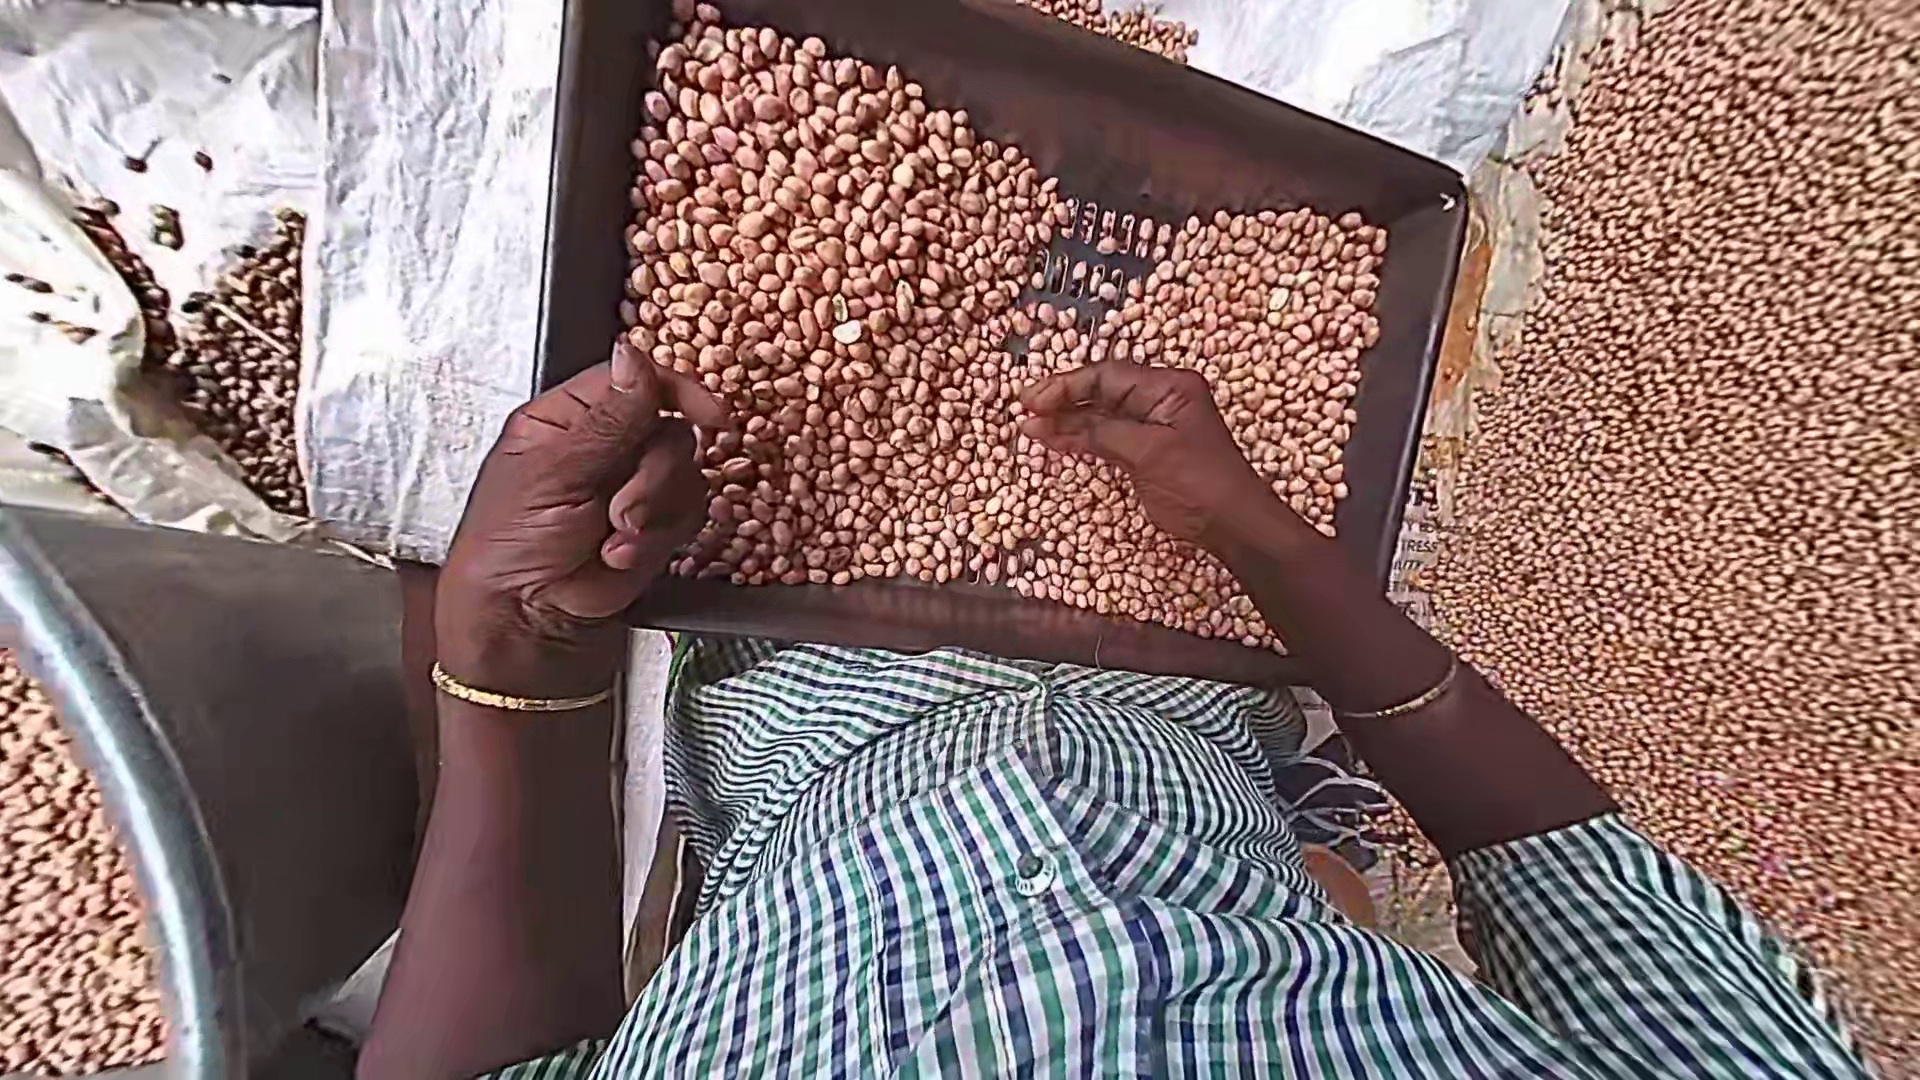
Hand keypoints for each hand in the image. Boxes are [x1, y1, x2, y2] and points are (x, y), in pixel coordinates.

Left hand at [437, 343, 728, 697]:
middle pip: (673, 434)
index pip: (638, 383)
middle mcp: (612, 445)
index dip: (679, 392)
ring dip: (656, 512)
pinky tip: (623, 553)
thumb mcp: (554, 474)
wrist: (531, 617)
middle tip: (622, 512)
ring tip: (615, 539)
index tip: (711, 416)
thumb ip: (608, 419)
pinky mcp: (662, 520)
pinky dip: (663, 536)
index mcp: (572, 418)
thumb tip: (633, 353)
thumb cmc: (512, 543)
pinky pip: (692, 512)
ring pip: (688, 475)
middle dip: (653, 478)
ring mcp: (639, 484)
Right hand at [1018, 361, 1274, 545]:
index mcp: (1168, 386)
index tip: (1032, 399)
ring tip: (1031, 427)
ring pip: (1100, 415)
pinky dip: (1080, 439)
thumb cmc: (1198, 483)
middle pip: (1101, 391)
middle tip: (1024, 409)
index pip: (1107, 375)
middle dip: (1061, 400)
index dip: (1065, 386)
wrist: (1233, 523)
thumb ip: (1099, 433)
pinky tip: (1055, 440)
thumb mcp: (1147, 452)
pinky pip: (1106, 436)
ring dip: (1066, 421)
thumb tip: (1048, 424)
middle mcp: (1160, 398)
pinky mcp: (1145, 449)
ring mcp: (1152, 424)